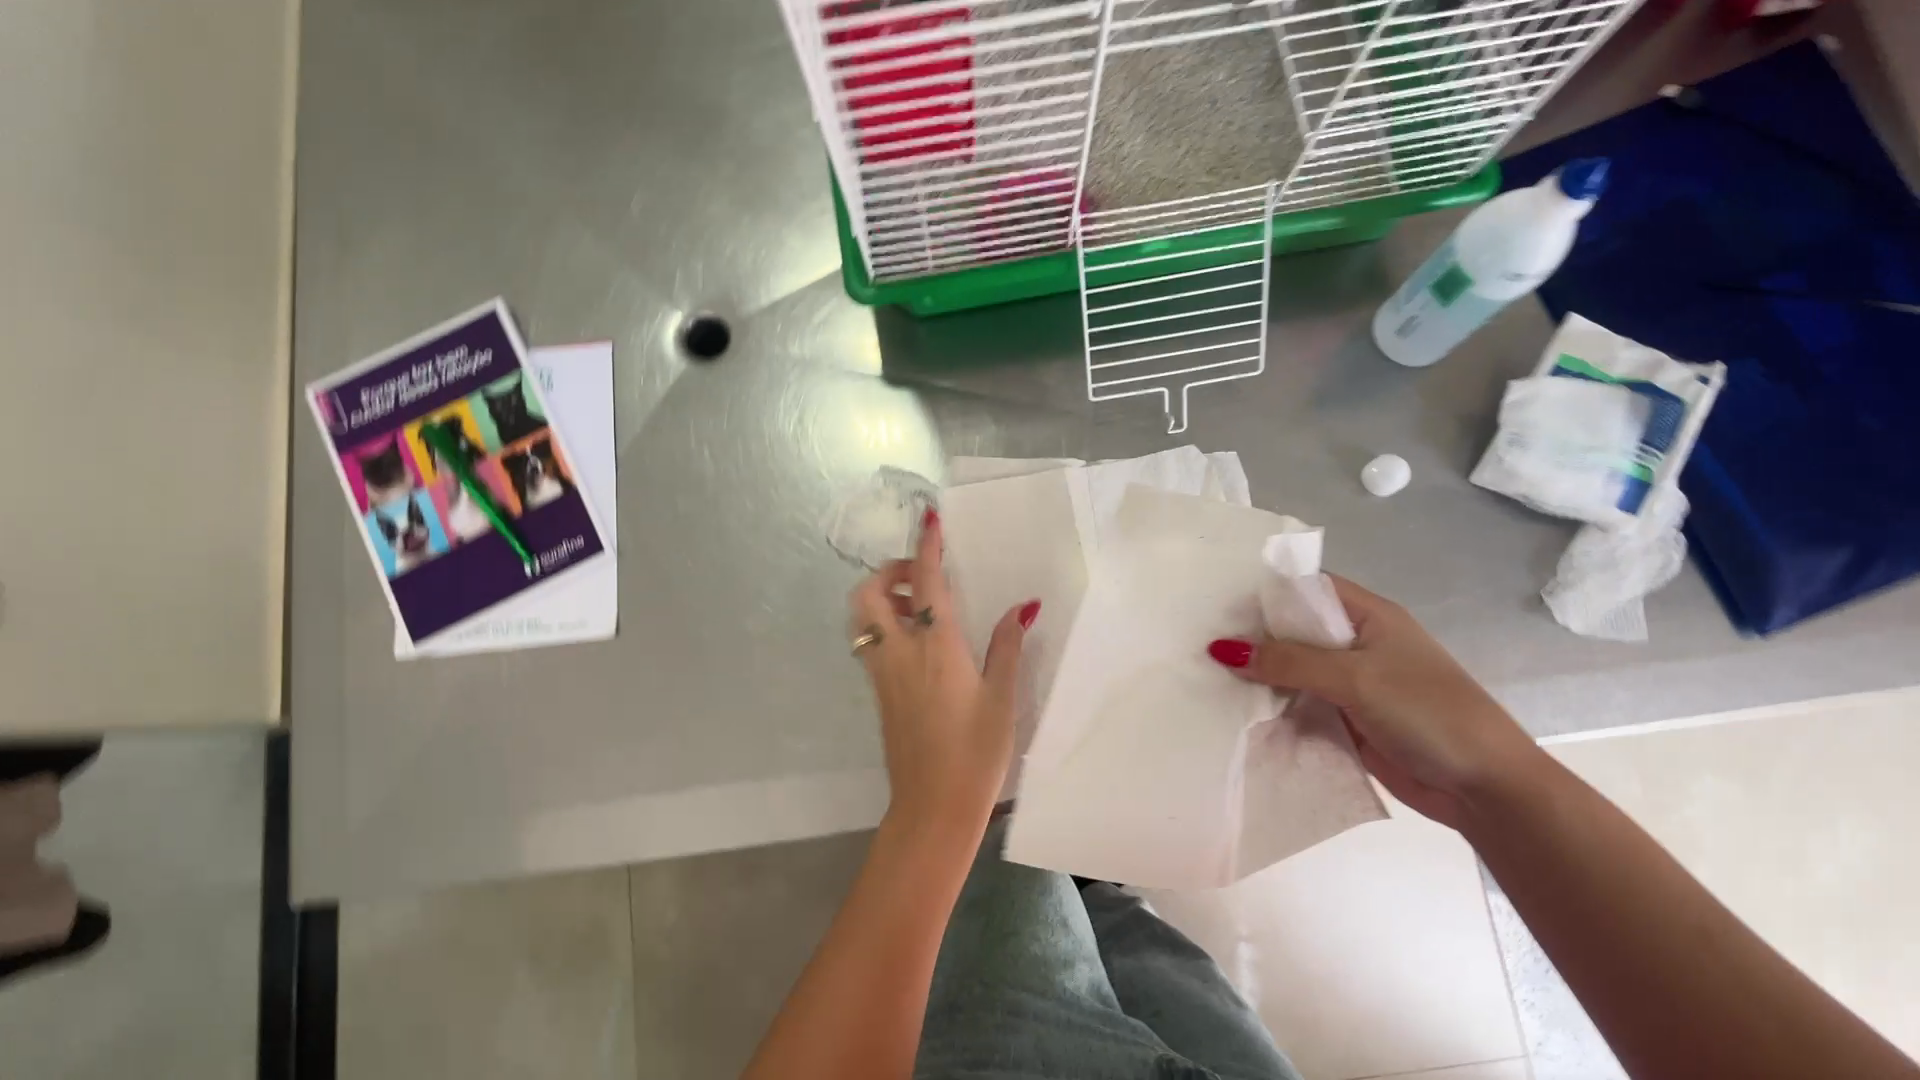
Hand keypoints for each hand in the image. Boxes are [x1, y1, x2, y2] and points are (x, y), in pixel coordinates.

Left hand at [849, 508, 1039, 833]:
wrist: (932, 806)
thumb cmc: (975, 753)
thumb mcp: (1003, 698)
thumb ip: (1008, 647)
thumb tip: (1023, 606)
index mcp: (936, 646)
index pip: (926, 581)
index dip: (927, 545)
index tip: (930, 518)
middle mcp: (900, 651)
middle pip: (870, 592)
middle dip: (890, 570)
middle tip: (922, 576)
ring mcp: (883, 673)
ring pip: (862, 618)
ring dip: (881, 597)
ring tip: (920, 607)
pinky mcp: (878, 694)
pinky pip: (869, 644)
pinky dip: (882, 625)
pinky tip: (917, 643)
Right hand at [1208, 575, 1541, 828]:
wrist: (1482, 784)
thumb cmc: (1426, 711)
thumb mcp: (1355, 677)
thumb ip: (1289, 662)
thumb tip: (1222, 648)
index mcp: (1369, 617)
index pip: (1308, 590)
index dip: (1266, 594)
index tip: (1217, 603)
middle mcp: (1358, 646)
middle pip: (1295, 634)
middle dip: (1253, 640)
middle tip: (1197, 642)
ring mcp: (1353, 686)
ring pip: (1295, 674)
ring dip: (1260, 680)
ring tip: (1204, 678)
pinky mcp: (1348, 723)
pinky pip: (1302, 709)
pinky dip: (1275, 711)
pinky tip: (1236, 715)